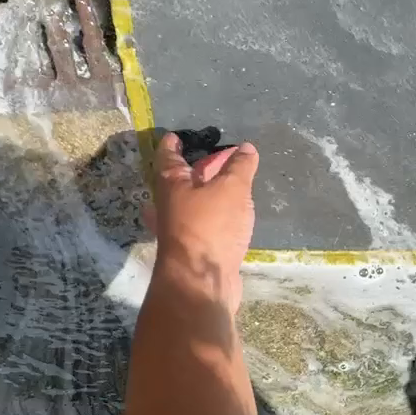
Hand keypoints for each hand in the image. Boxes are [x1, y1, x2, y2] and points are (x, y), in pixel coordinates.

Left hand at [146, 132, 257, 308]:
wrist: (203, 278)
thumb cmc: (211, 226)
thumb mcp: (232, 189)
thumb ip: (240, 168)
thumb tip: (246, 148)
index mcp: (172, 182)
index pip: (169, 155)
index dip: (175, 144)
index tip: (178, 136)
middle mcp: (171, 202)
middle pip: (184, 178)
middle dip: (201, 167)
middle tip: (221, 158)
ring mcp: (181, 227)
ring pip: (193, 202)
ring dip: (208, 193)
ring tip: (227, 186)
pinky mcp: (195, 247)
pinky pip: (204, 222)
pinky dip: (215, 214)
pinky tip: (228, 217)